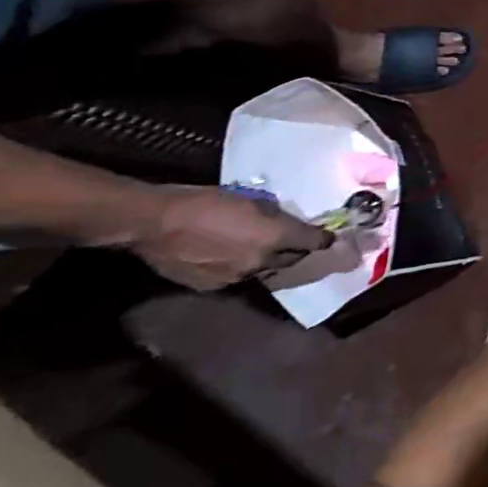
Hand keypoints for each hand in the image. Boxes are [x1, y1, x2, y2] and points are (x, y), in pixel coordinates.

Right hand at [129, 187, 332, 289]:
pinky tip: (231, 257)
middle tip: (296, 240)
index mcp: (274, 237)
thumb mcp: (250, 199)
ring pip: (265, 270)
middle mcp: (261, 262)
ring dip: (268, 260)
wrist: (157, 223)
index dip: (323, 239)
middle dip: (297, 250)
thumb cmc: (206, 201)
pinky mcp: (214, 287)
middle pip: (292, 260)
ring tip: (260, 248)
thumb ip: (274, 214)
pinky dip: (242, 267)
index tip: (330, 237)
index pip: (312, 242)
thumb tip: (284, 222)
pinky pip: (238, 277)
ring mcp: (237, 278)